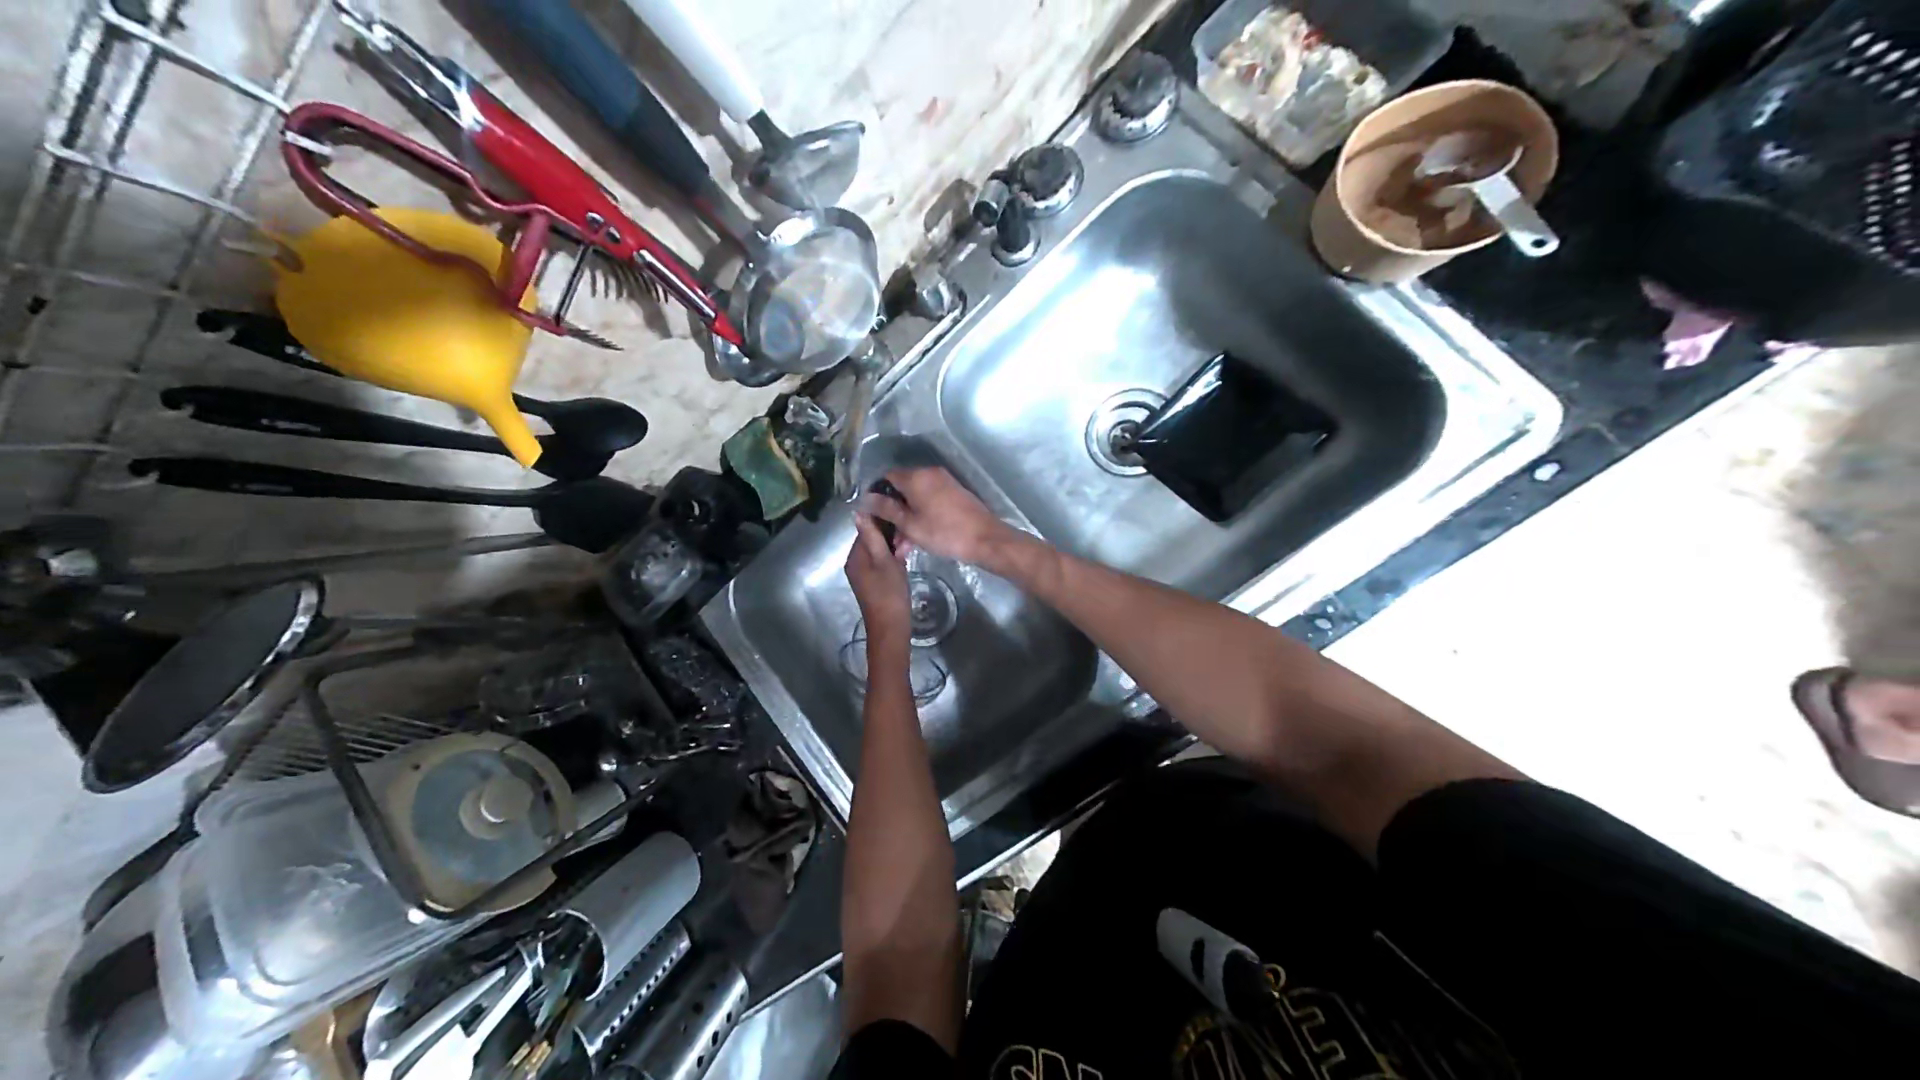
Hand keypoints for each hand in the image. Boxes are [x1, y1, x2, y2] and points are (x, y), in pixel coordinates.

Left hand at [845, 513, 910, 645]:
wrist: (890, 627)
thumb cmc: (889, 592)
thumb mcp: (884, 560)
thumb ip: (872, 536)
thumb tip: (858, 511)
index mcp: (855, 556)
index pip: (866, 528)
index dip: (884, 522)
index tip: (902, 520)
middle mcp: (855, 563)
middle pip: (872, 539)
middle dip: (890, 536)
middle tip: (908, 539)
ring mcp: (864, 574)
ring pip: (879, 551)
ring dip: (893, 548)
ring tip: (908, 550)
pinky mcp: (873, 582)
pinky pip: (881, 562)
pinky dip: (892, 559)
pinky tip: (904, 561)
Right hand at [862, 467, 1018, 567]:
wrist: (985, 539)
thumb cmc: (944, 532)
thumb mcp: (910, 524)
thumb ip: (886, 509)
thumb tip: (865, 498)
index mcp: (916, 477)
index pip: (886, 476)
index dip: (876, 494)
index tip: (872, 515)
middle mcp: (929, 474)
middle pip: (902, 489)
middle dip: (893, 513)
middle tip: (889, 538)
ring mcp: (944, 483)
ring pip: (916, 499)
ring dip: (907, 520)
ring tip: (904, 547)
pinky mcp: (954, 494)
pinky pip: (929, 502)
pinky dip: (921, 517)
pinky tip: (918, 540)